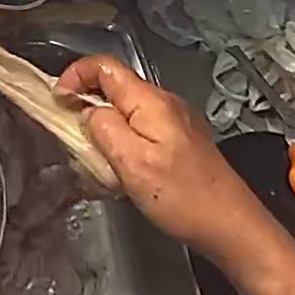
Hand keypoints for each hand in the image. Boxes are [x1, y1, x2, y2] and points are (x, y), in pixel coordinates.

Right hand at [56, 54, 269, 262]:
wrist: (235, 228)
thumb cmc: (184, 198)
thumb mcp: (133, 164)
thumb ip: (103, 128)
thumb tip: (87, 111)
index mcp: (149, 100)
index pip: (103, 65)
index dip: (74, 74)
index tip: (58, 99)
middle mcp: (163, 101)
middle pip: (113, 85)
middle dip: (87, 103)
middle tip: (72, 132)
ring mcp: (174, 119)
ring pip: (125, 107)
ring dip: (104, 123)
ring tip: (96, 155)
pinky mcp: (180, 138)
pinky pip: (141, 125)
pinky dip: (122, 137)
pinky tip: (122, 166)